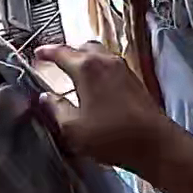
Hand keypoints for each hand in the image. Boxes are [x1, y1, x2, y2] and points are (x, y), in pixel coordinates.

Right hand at [32, 42, 188, 179]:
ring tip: (75, 74)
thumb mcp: (73, 128)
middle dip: (67, 53)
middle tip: (56, 64)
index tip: (36, 54)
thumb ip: (55, 109)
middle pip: (82, 47)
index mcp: (86, 67)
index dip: (46, 52)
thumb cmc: (111, 136)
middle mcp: (104, 60)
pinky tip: (96, 86)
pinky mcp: (134, 79)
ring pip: (99, 54)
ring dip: (85, 59)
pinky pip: (110, 65)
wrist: (156, 145)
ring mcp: (122, 68)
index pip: (60, 52)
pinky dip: (98, 68)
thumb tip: (45, 97)